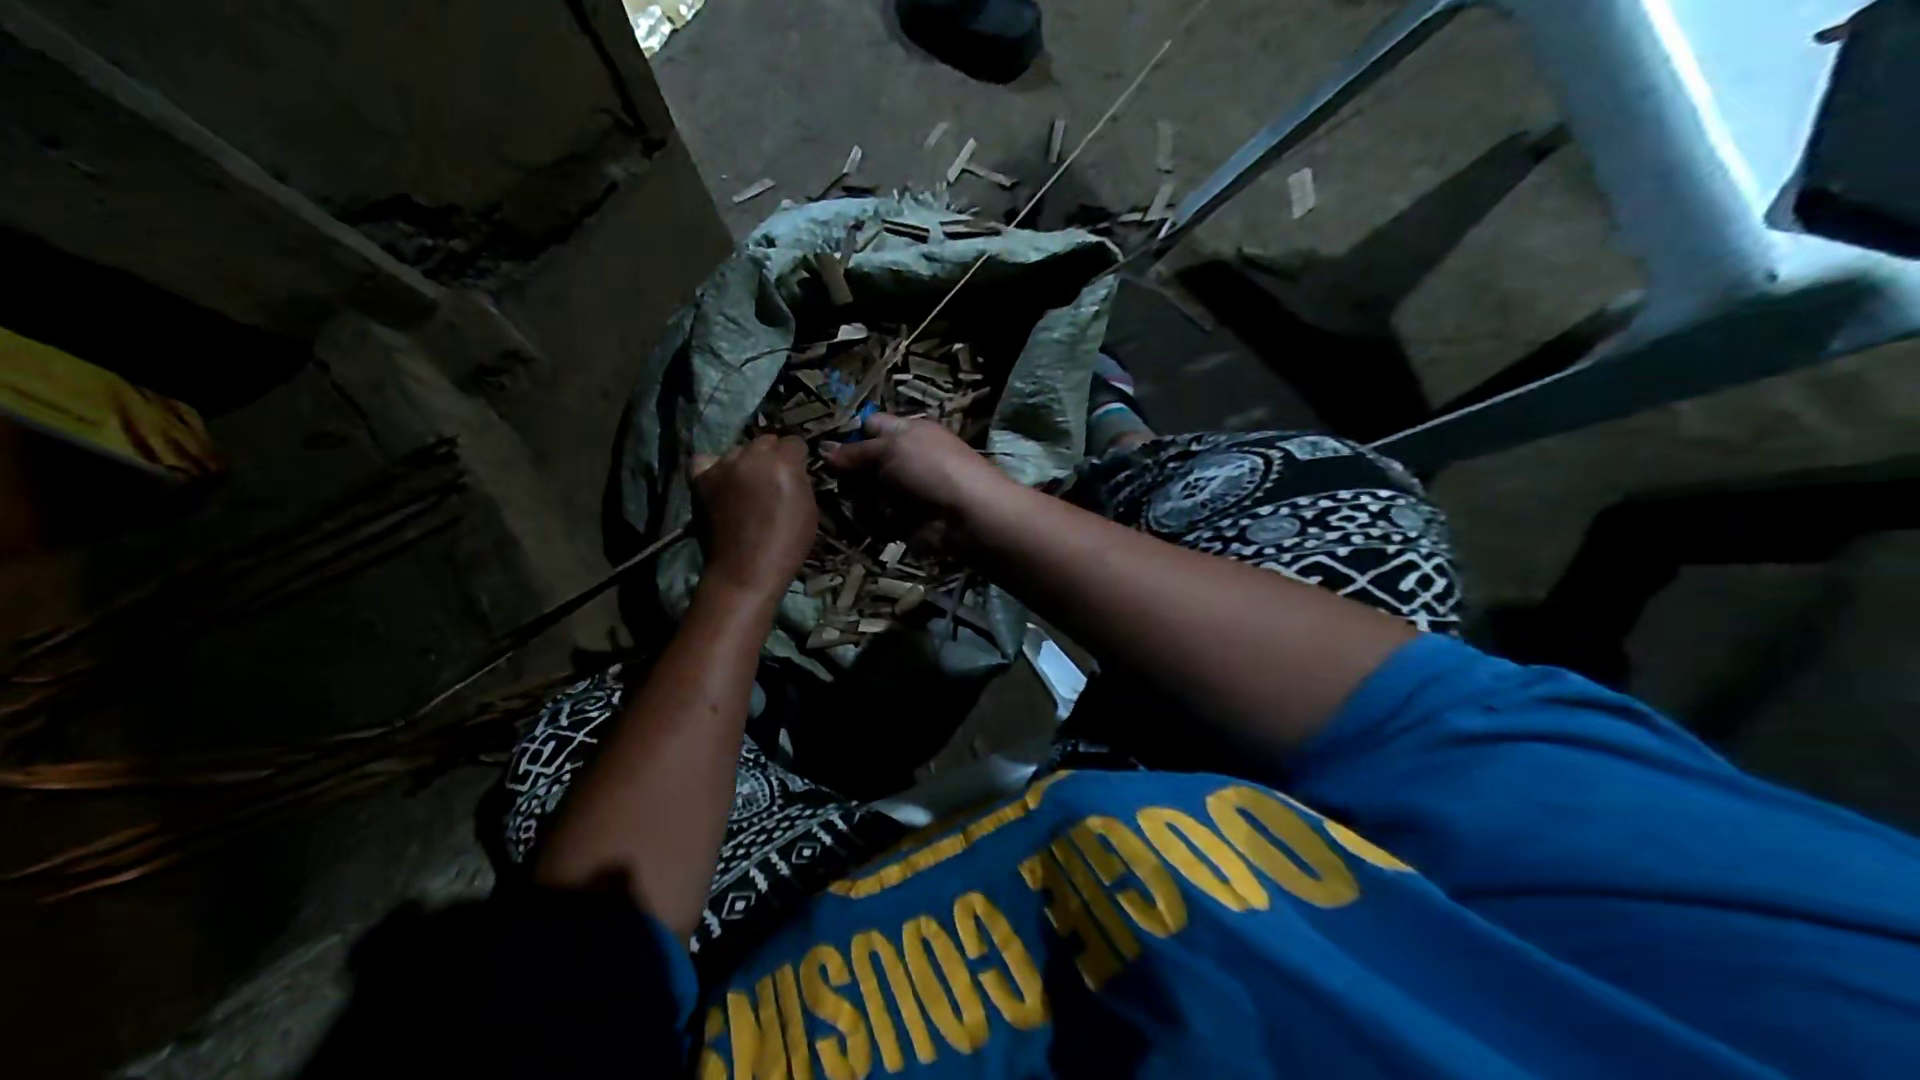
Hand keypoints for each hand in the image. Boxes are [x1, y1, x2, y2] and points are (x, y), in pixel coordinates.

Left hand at [691, 435, 817, 595]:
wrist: (745, 571)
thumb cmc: (786, 546)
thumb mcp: (809, 509)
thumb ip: (801, 480)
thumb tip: (794, 468)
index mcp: (784, 464)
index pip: (794, 442)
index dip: (797, 458)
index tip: (797, 473)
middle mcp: (752, 457)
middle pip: (765, 441)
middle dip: (772, 456)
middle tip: (772, 480)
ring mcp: (723, 466)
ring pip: (738, 449)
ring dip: (746, 462)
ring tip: (746, 484)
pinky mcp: (700, 478)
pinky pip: (706, 460)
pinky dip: (714, 467)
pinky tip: (721, 479)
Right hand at [825, 413, 1019, 549]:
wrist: (968, 515)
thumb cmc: (932, 468)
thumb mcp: (892, 448)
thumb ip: (856, 450)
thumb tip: (823, 449)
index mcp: (906, 431)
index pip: (869, 426)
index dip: (852, 436)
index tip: (832, 450)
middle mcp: (903, 459)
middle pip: (860, 464)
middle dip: (853, 475)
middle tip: (853, 483)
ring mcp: (903, 491)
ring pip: (863, 494)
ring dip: (868, 501)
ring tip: (883, 506)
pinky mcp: (903, 520)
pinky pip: (877, 518)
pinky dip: (881, 521)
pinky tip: (894, 522)